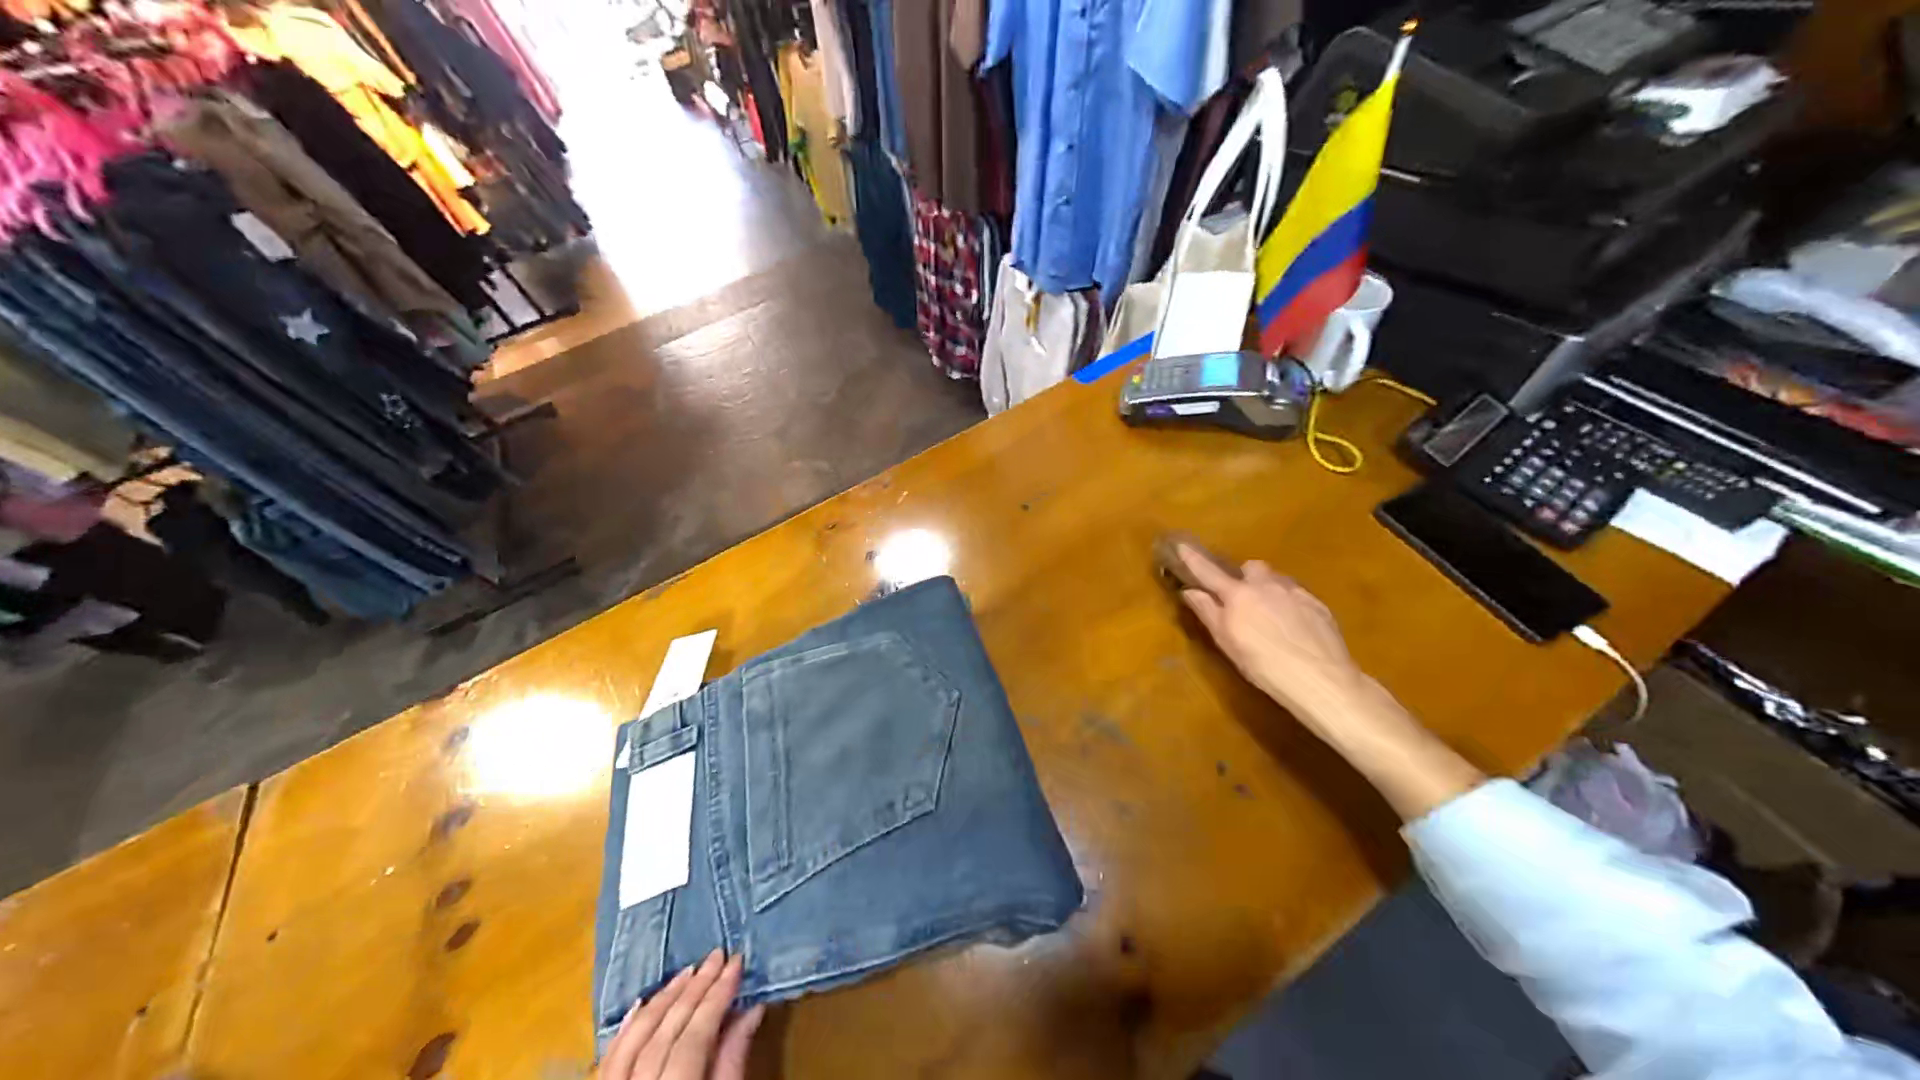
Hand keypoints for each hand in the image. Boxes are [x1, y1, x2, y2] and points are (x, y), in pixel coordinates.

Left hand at [601, 949, 765, 1079]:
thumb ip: (732, 1062)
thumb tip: (751, 1007)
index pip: (693, 1040)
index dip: (716, 999)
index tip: (736, 963)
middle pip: (663, 1035)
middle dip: (693, 993)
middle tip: (717, 957)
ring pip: (633, 1041)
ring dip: (662, 1002)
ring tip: (688, 972)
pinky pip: (607, 1060)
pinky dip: (626, 1029)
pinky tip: (641, 1003)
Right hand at [1174, 546, 1371, 725]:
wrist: (1320, 678)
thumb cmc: (1262, 664)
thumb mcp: (1227, 642)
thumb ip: (1208, 612)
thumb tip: (1190, 591)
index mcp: (1238, 594)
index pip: (1209, 572)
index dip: (1193, 559)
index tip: (1181, 545)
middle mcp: (1266, 585)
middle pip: (1251, 567)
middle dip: (1245, 577)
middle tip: (1243, 599)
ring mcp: (1296, 592)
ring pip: (1277, 579)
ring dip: (1269, 589)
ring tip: (1270, 614)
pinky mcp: (1318, 604)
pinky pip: (1297, 594)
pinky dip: (1290, 603)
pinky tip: (1293, 627)